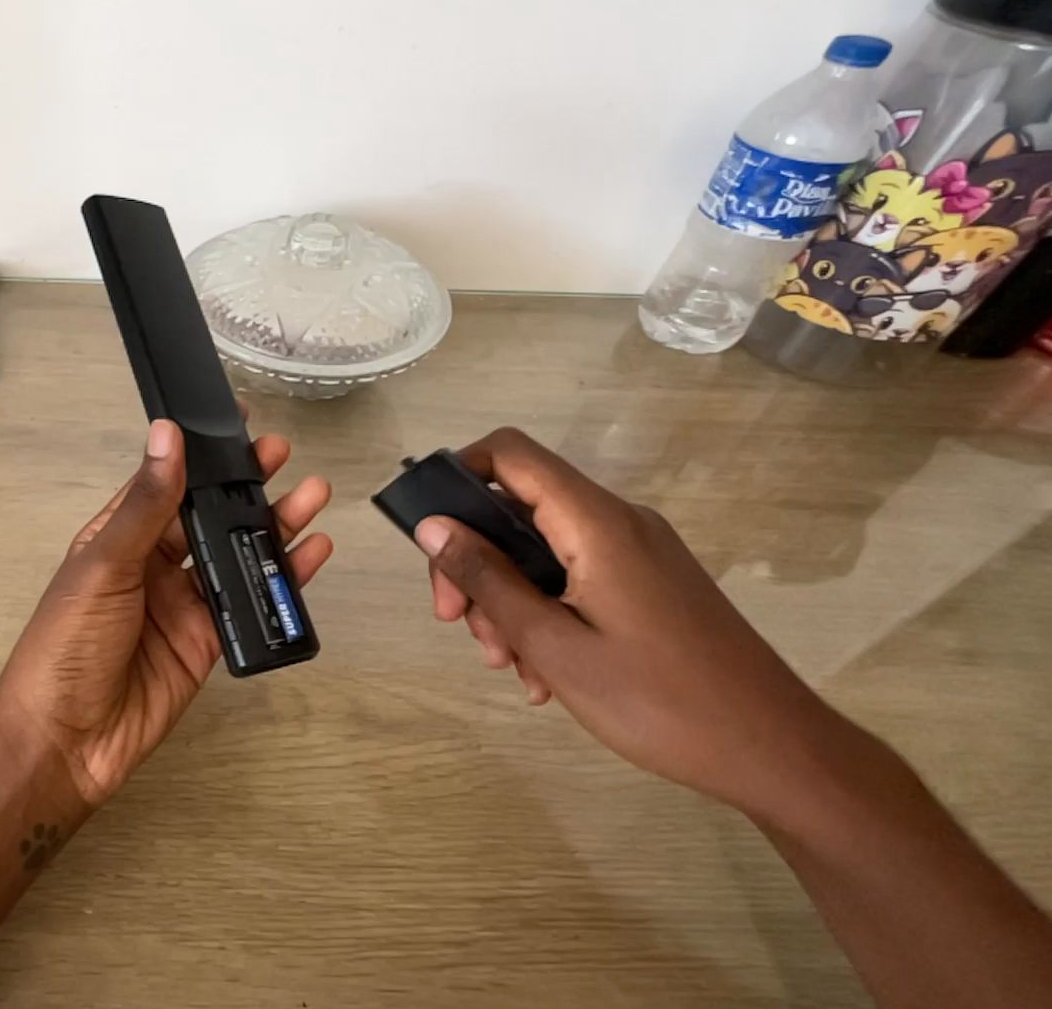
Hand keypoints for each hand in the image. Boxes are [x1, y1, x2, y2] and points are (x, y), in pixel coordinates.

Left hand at [0, 418, 333, 809]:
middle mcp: (152, 564)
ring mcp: (183, 602)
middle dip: (243, 484)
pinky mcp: (208, 641)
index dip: (198, 453)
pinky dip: (282, 579)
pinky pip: (249, 602)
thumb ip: (144, 505)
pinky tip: (312, 554)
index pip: (164, 481)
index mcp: (118, 537)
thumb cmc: (68, 644)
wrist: (68, 740)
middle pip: (207, 514)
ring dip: (272, 526)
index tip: (235, 422)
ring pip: (234, 554)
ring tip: (312, 494)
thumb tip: (165, 434)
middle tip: (282, 453)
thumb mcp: (104, 566)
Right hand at [418, 428, 845, 815]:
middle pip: (514, 509)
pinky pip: (571, 577)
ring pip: (538, 550)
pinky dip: (541, 612)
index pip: (508, 455)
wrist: (780, 755)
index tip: (430, 536)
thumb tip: (432, 526)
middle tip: (457, 622)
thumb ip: (487, 578)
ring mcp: (634, 553)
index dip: (457, 475)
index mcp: (594, 523)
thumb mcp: (552, 644)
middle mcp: (616, 522)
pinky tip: (541, 673)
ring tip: (508, 665)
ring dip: (505, 599)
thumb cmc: (659, 701)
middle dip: (472, 562)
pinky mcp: (645, 582)